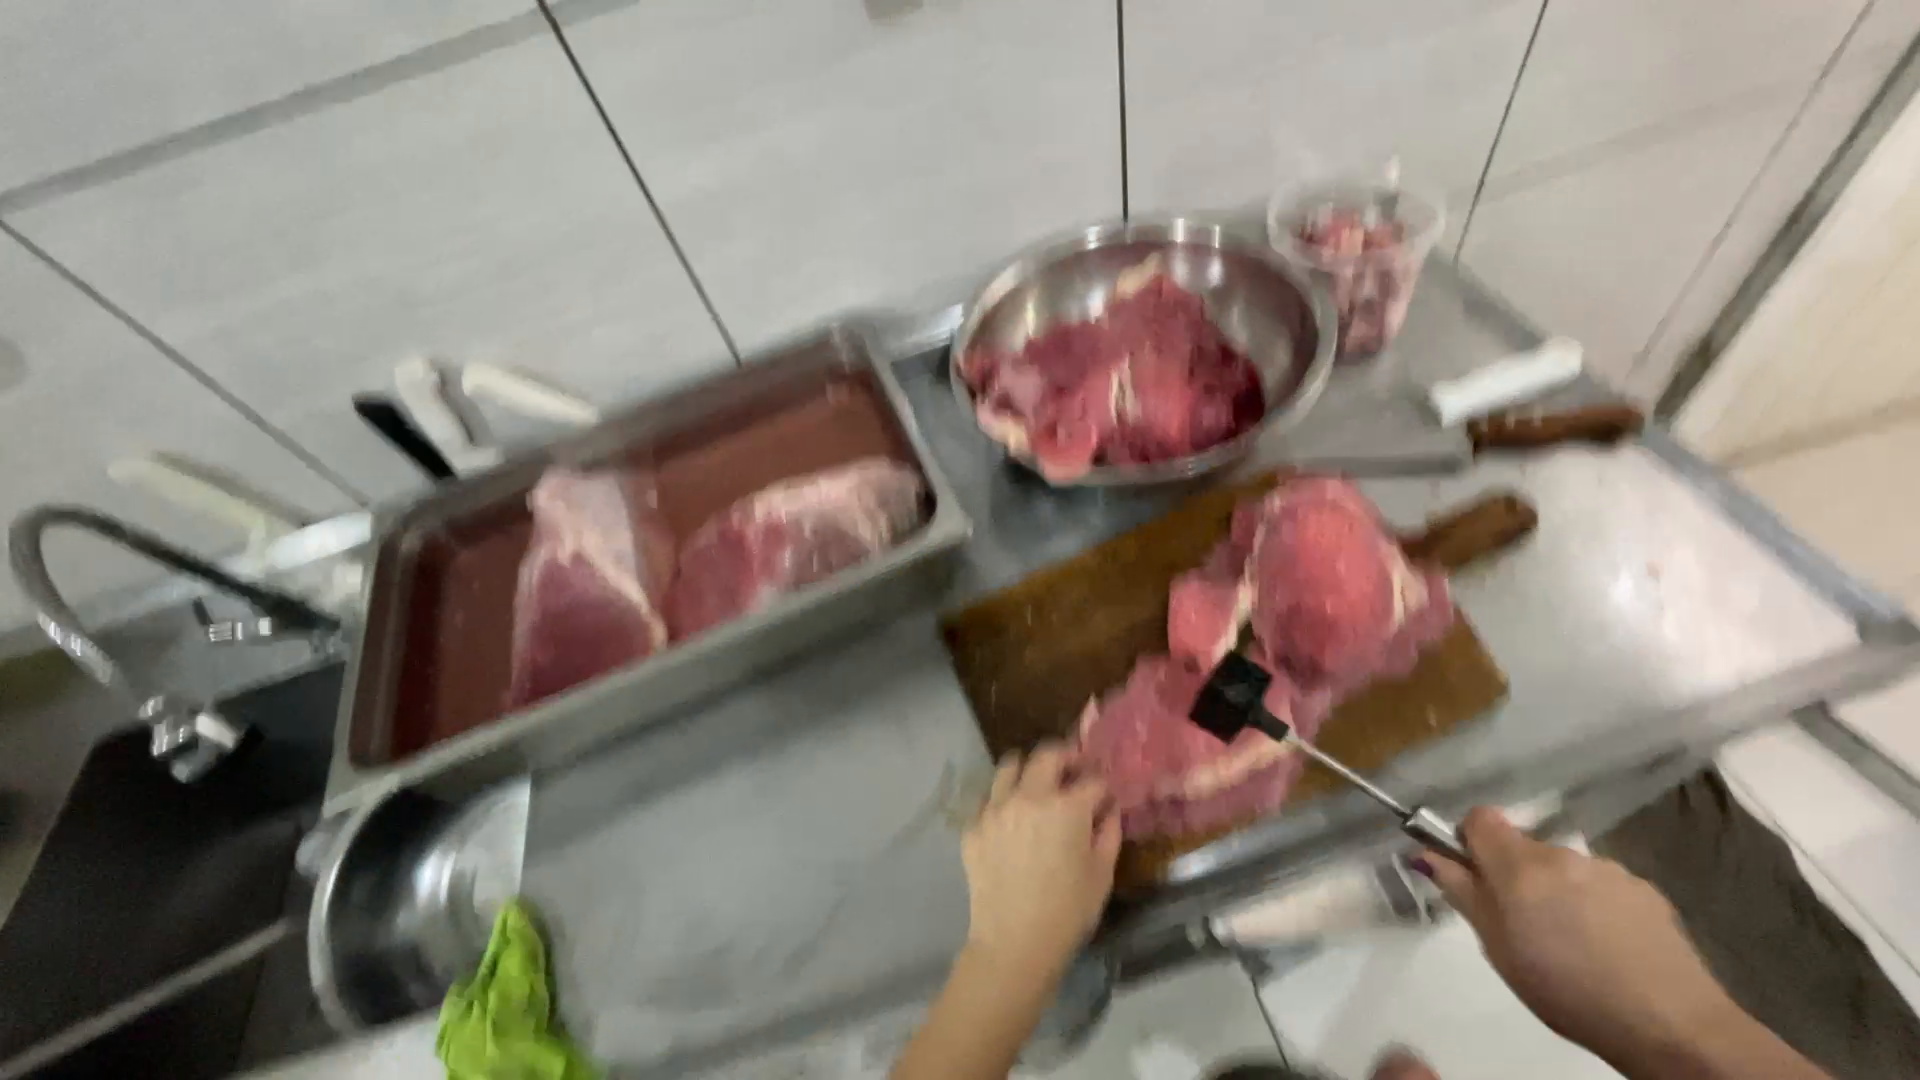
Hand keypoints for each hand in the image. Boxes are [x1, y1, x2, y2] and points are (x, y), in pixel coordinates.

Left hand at [961, 742, 1120, 978]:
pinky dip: (1002, 800)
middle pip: (1047, 755)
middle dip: (1064, 757)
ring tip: (1036, 785)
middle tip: (1072, 770)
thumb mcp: (1102, 873)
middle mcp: (1028, 796)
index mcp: (1066, 807)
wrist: (1014, 942)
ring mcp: (995, 809)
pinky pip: (987, 799)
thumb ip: (1108, 832)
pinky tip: (1010, 818)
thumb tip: (1108, 808)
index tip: (1104, 793)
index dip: (1102, 786)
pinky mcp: (973, 826)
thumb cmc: (1068, 911)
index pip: (1091, 780)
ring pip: (1009, 766)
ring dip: (1027, 769)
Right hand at [1423, 808, 1742, 1068]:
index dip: (1470, 841)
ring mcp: (1609, 869)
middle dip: (1516, 875)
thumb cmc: (1564, 988)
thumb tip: (1427, 854)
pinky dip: (1596, 905)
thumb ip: (1462, 892)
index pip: (1480, 818)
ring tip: (1573, 941)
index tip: (1474, 875)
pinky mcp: (1646, 890)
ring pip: (1564, 868)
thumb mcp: (1496, 946)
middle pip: (1523, 847)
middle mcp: (1562, 854)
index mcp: (1519, 865)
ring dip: (1558, 891)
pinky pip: (1602, 886)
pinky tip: (1608, 946)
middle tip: (1524, 924)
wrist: (1672, 1026)